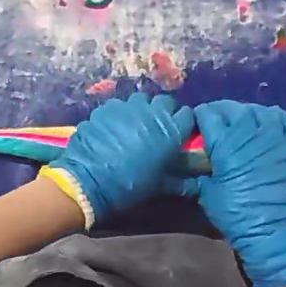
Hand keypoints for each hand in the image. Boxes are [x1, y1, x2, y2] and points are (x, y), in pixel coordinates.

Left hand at [42, 93, 195, 225]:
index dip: (184, 122)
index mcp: (171, 131)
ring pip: (141, 100)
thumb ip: (180, 182)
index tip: (179, 131)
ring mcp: (128, 107)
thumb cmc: (130, 185)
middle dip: (164, 111)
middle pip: (165, 102)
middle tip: (156, 126)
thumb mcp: (159, 186)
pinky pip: (118, 105)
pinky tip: (113, 125)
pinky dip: (119, 113)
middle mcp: (152, 113)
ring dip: (141, 109)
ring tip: (135, 123)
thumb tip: (195, 186)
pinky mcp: (106, 107)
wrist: (90, 180)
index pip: (188, 115)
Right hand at [182, 101, 285, 286]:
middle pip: (232, 108)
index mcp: (224, 142)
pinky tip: (268, 125)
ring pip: (259, 111)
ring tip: (242, 123)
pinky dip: (274, 119)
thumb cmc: (233, 211)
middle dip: (221, 112)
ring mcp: (275, 136)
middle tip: (217, 123)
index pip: (208, 113)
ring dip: (247, 114)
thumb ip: (200, 166)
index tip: (197, 124)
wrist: (272, 229)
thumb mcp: (205, 189)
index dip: (200, 116)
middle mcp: (250, 132)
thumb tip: (194, 155)